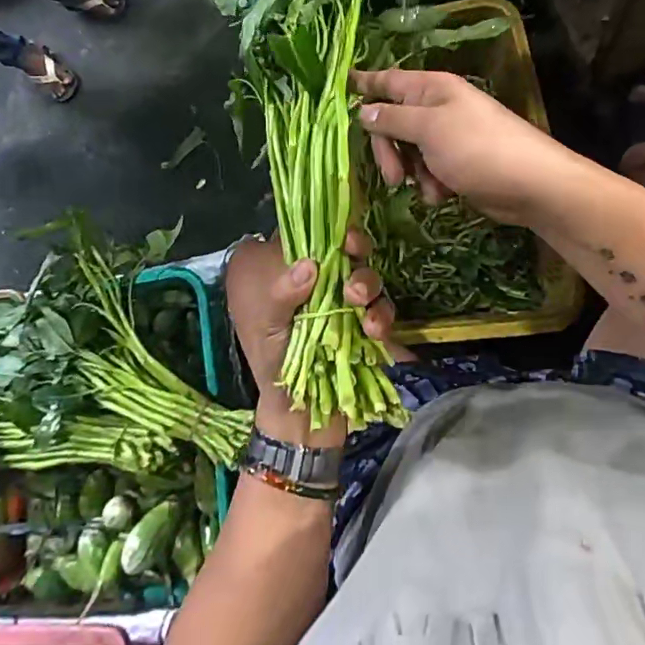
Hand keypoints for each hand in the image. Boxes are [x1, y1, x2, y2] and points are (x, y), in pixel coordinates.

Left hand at [224, 233, 396, 441]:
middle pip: (341, 248)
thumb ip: (281, 292)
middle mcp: (314, 278)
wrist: (300, 417)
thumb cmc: (271, 362)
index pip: (303, 232)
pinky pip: (381, 308)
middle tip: (356, 252)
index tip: (337, 229)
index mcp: (280, 269)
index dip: (322, 228)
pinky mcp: (366, 322)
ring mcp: (342, 300)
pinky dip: (380, 314)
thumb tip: (308, 266)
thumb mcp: (264, 324)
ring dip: (366, 281)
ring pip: (364, 274)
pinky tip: (373, 328)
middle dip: (353, 248)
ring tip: (358, 298)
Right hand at [352, 68, 585, 226]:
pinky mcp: (455, 163)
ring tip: (427, 188)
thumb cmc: (478, 148)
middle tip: (393, 176)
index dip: (362, 83)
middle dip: (388, 150)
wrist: (531, 185)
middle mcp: (436, 108)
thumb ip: (392, 119)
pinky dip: (429, 184)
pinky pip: (427, 170)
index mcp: (431, 88)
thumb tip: (363, 111)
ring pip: (407, 151)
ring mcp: (447, 136)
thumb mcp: (428, 129)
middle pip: (392, 122)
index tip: (338, 86)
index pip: (386, 80)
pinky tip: (441, 195)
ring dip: (410, 171)